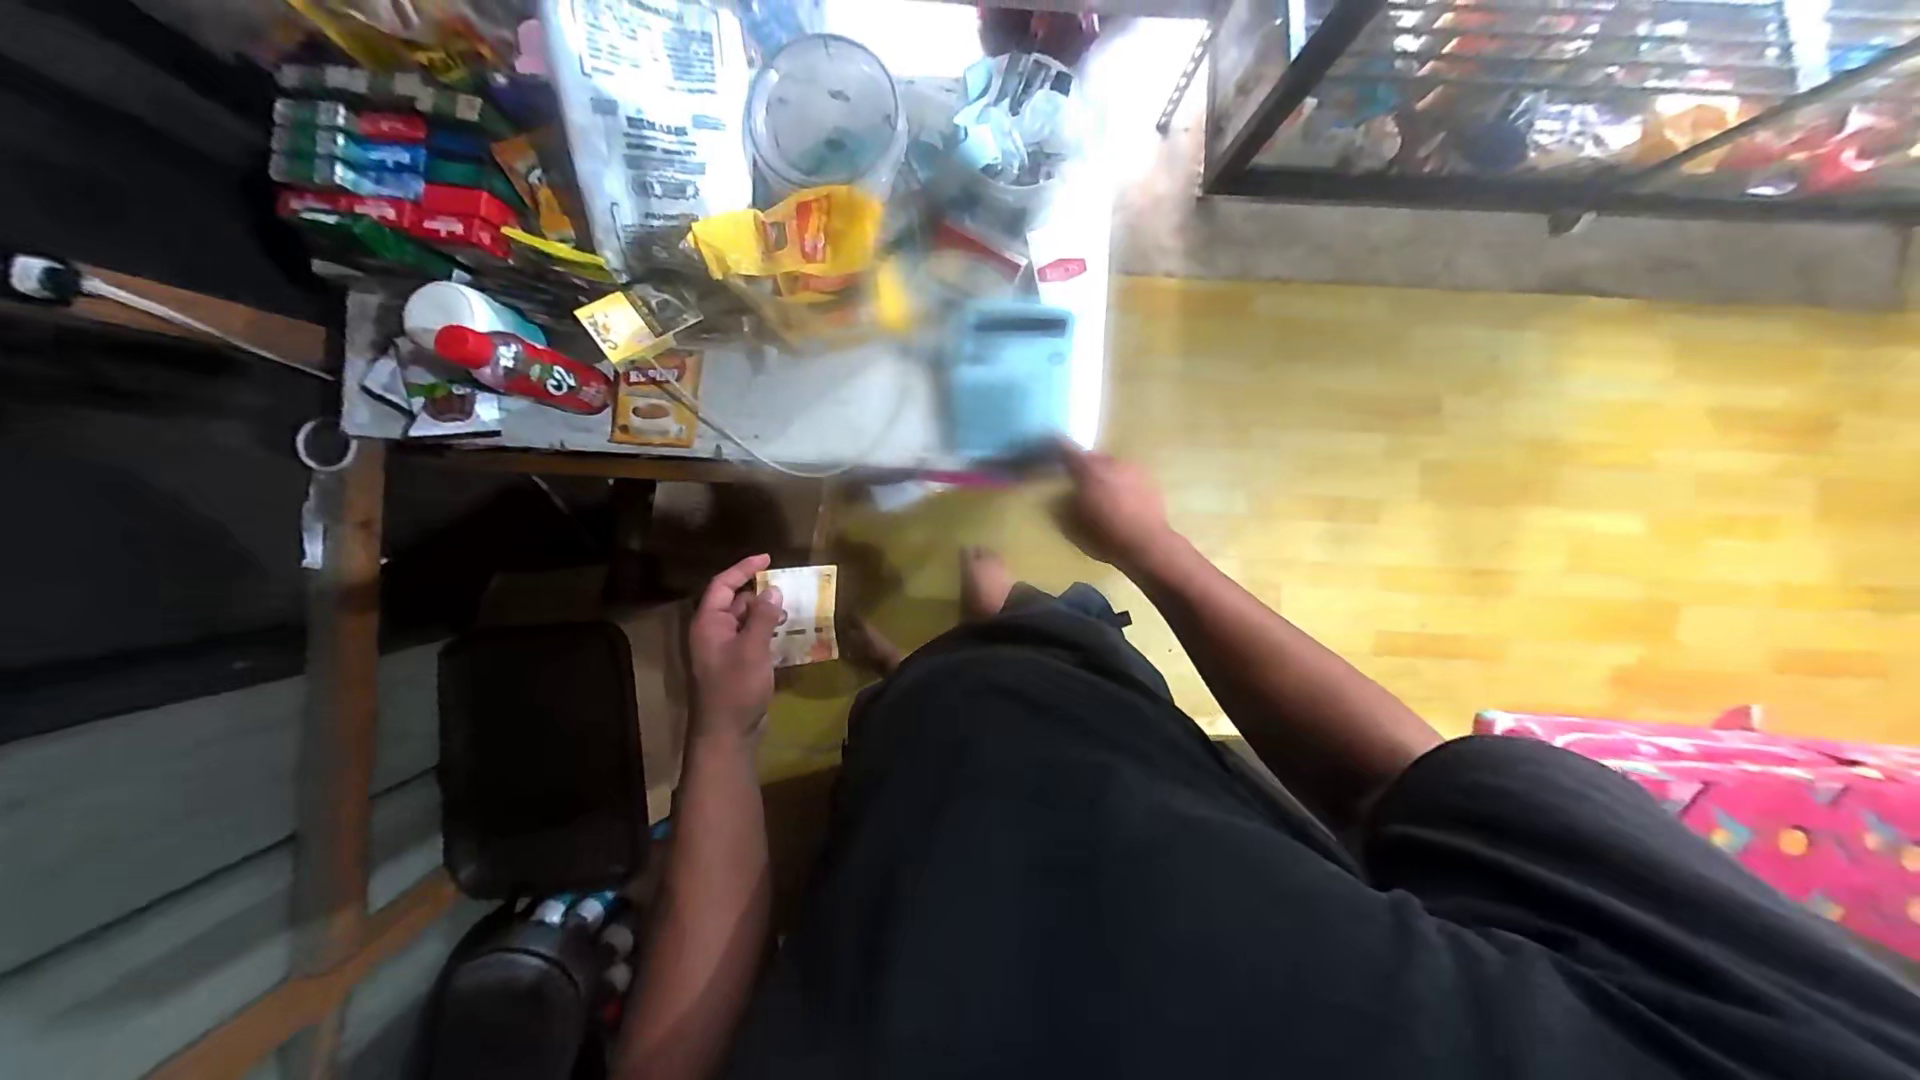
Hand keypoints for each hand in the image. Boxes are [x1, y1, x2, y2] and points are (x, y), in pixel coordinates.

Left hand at [688, 554, 783, 739]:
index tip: (768, 558)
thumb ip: (762, 617)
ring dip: (766, 612)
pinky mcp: (736, 665)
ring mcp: (724, 650)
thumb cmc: (736, 688)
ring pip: (745, 620)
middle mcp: (713, 633)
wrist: (727, 733)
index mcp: (708, 623)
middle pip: (734, 601)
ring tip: (792, 607)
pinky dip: (767, 631)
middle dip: (759, 591)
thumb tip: (773, 590)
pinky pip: (752, 638)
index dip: (743, 568)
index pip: (722, 585)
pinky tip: (787, 633)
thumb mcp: (752, 648)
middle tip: (787, 585)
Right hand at [1052, 441, 1178, 571]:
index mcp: (1088, 470)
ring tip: (1104, 493)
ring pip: (1113, 466)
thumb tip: (1061, 495)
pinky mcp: (1151, 480)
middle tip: (1080, 482)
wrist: (1146, 545)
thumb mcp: (1071, 526)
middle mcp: (1111, 462)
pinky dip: (1123, 483)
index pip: (1067, 451)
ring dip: (1106, 475)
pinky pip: (1130, 476)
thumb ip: (1062, 505)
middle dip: (1085, 467)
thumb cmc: (1104, 536)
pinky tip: (1123, 500)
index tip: (1052, 450)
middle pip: (1093, 458)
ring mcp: (1134, 469)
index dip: (1057, 449)